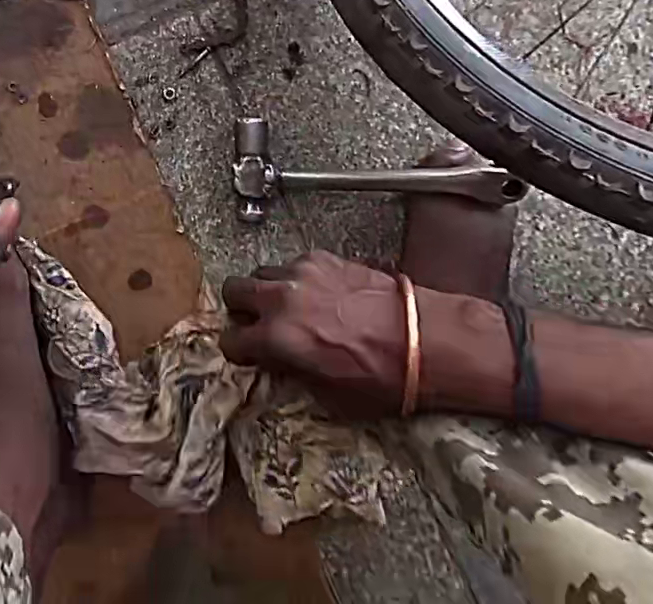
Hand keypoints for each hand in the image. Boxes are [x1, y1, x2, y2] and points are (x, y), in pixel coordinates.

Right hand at [220, 250, 408, 415]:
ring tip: (290, 306)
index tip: (248, 352)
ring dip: (269, 290)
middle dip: (241, 307)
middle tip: (257, 321)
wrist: (422, 339)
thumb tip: (279, 359)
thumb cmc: (380, 376)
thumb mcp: (327, 393)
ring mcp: (300, 272)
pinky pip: (294, 265)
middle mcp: (281, 298)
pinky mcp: (321, 257)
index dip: (238, 349)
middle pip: (233, 289)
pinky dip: (298, 279)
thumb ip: (290, 369)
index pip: (231, 339)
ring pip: (262, 273)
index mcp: (277, 337)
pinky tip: (319, 295)